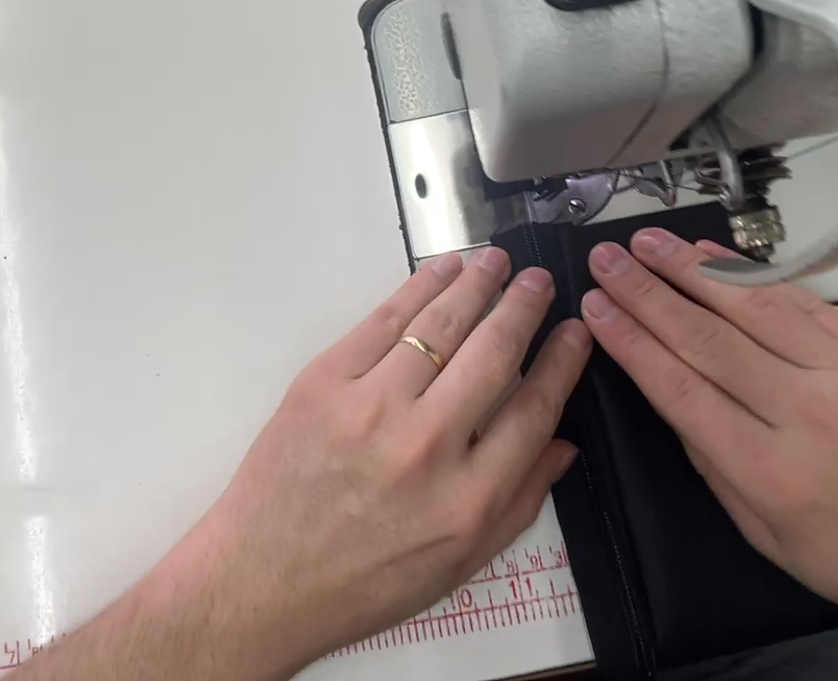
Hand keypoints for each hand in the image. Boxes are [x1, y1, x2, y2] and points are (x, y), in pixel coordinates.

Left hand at [130, 247, 590, 679]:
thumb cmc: (364, 578)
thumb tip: (563, 443)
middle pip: (493, 354)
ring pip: (441, 325)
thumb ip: (520, 502)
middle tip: (540, 280)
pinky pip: (384, 319)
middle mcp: (426, 445)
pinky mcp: (326, 380)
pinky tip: (444, 270)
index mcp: (467, 498)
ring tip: (496, 260)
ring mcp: (372, 406)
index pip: (534, 409)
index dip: (562, 362)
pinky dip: (419, 286)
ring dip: (476, 284)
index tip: (575, 331)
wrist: (263, 577)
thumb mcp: (457, 563)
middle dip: (524, 307)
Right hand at [577, 228, 837, 649]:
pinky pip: (800, 302)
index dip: (629, 341)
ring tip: (646, 242)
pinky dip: (749, 275)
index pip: (679, 389)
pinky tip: (713, 256)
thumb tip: (671, 394)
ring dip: (689, 268)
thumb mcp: (771, 539)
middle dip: (644, 292)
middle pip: (705, 336)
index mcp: (773, 473)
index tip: (594, 306)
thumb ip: (712, 463)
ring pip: (749, 306)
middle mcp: (808, 414)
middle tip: (605, 258)